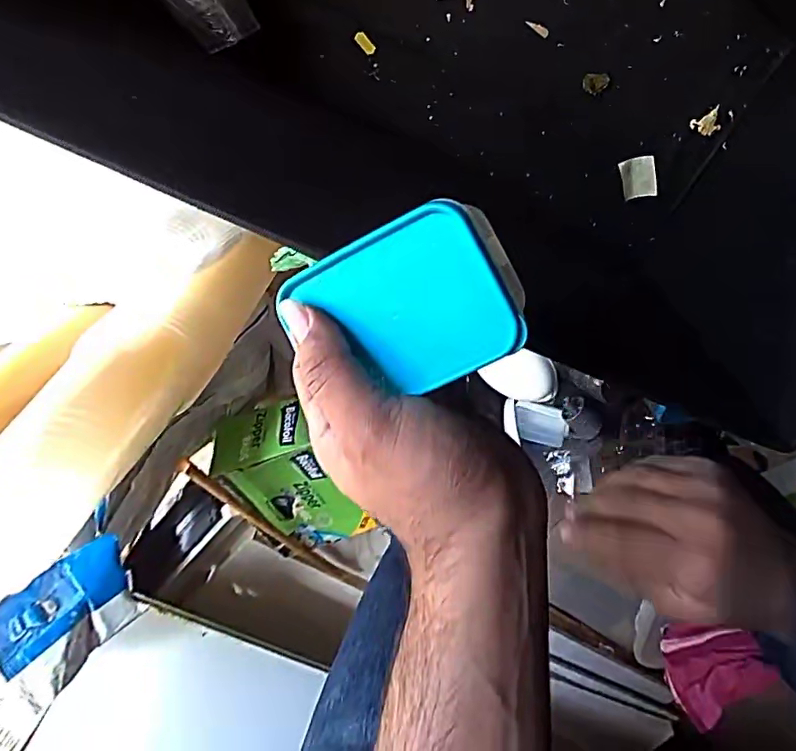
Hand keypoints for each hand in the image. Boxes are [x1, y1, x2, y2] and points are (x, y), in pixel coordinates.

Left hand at [279, 300, 543, 573]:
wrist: (495, 521)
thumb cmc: (431, 490)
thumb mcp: (366, 427)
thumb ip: (330, 373)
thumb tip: (300, 316)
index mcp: (337, 414)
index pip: (318, 348)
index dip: (326, 310)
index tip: (347, 275)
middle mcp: (371, 406)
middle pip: (365, 340)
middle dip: (377, 309)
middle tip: (396, 275)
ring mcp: (413, 403)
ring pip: (406, 345)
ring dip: (416, 320)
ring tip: (428, 289)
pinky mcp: (452, 399)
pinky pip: (445, 356)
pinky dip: (450, 337)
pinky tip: (459, 320)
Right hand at [560, 456, 795, 638]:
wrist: (785, 571)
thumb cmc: (729, 599)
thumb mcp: (677, 606)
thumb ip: (629, 572)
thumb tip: (583, 544)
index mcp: (691, 562)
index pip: (622, 539)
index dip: (587, 532)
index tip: (561, 527)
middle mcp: (696, 514)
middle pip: (625, 499)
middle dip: (591, 504)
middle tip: (569, 509)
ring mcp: (704, 482)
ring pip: (636, 474)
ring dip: (608, 485)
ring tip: (590, 496)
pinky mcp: (708, 464)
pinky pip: (656, 462)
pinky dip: (633, 472)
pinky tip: (621, 483)